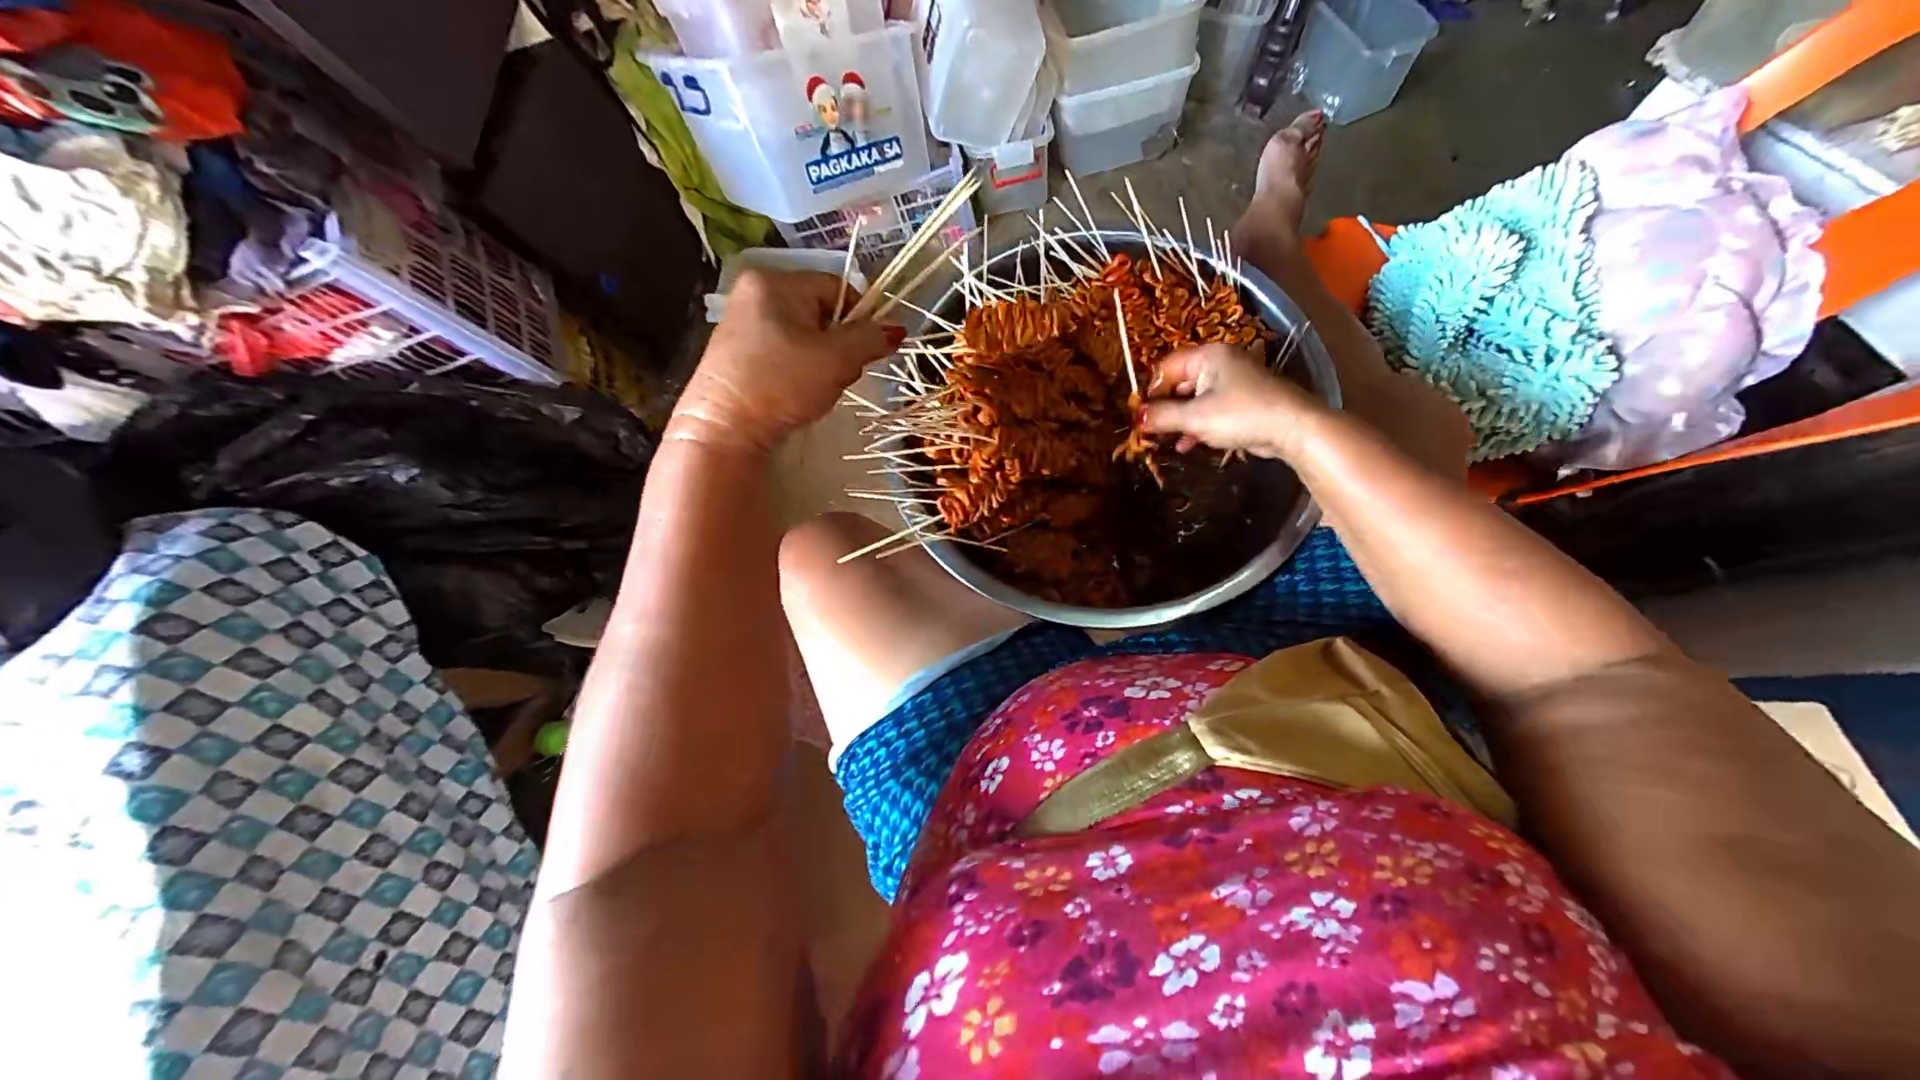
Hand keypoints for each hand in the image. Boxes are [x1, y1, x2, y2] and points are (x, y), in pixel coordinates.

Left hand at [670, 269, 901, 451]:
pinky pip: (784, 352)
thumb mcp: (837, 360)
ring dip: (822, 361)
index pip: (837, 287)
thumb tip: (897, 329)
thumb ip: (871, 339)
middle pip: (821, 312)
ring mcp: (742, 323)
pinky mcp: (736, 353)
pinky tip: (796, 393)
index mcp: (775, 281)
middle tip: (839, 373)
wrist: (724, 429)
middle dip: (839, 344)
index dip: (860, 317)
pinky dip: (799, 370)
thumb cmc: (781, 384)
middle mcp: (754, 292)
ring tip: (816, 388)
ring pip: (804, 335)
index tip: (866, 350)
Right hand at [1141, 344, 1327, 460]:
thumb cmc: (1240, 414)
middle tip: (1152, 430)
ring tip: (1168, 440)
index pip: (1166, 367)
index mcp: (1208, 355)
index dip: (1152, 391)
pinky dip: (1198, 425)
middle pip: (1181, 382)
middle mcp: (1221, 363)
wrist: (1292, 428)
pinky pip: (1211, 409)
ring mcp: (1234, 381)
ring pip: (1196, 398)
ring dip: (1181, 420)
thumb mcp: (1194, 417)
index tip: (1142, 415)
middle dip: (1165, 408)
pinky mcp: (1244, 401)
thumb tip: (1137, 419)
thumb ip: (1162, 416)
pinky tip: (1188, 444)